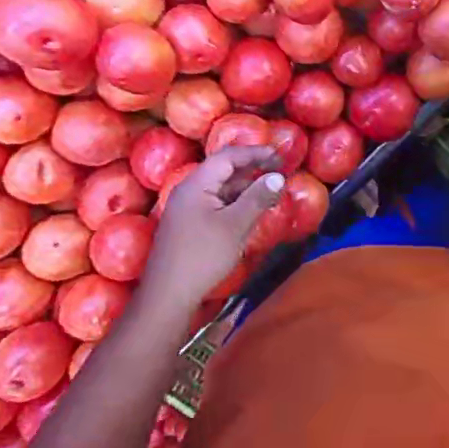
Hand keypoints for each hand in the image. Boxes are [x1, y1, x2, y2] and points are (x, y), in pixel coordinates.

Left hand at [139, 146, 283, 304]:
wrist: (168, 295)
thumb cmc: (203, 256)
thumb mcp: (235, 226)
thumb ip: (257, 198)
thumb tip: (278, 177)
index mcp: (196, 184)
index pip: (228, 156)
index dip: (255, 153)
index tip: (280, 157)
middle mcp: (188, 190)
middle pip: (223, 169)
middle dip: (252, 168)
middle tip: (279, 171)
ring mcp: (186, 207)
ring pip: (220, 187)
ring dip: (245, 186)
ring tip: (271, 192)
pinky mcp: (188, 223)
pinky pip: (215, 202)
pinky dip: (235, 201)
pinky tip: (251, 210)